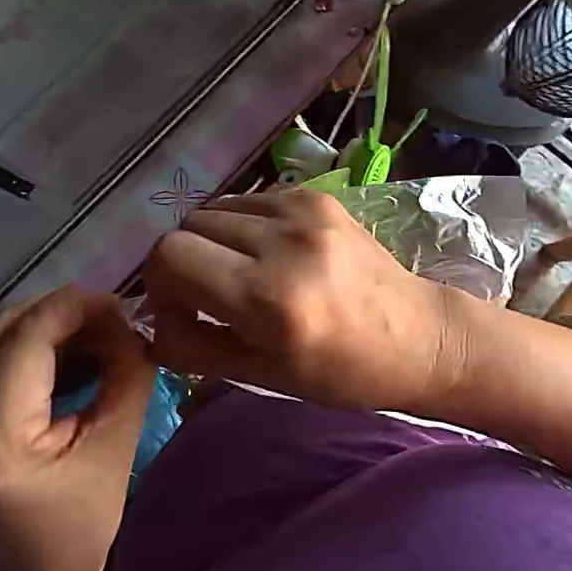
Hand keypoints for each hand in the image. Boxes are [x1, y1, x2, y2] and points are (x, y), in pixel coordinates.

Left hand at [0, 286, 155, 570]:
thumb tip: (127, 321)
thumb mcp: (114, 450)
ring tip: (93, 333)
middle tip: (111, 319)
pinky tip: (63, 352)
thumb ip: (124, 376)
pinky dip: (29, 344)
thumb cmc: (77, 527)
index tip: (119, 304)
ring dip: (47, 325)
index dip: (76, 308)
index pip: (28, 339)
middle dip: (64, 312)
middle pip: (7, 328)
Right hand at [143, 187, 467, 412]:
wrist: (422, 336)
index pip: (170, 257)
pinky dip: (237, 227)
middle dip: (182, 264)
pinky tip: (265, 253)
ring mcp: (300, 210)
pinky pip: (244, 200)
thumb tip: (149, 328)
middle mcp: (283, 243)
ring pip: (211, 209)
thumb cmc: (343, 371)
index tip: (182, 312)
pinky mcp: (313, 194)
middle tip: (206, 295)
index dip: (160, 286)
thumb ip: (193, 348)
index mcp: (269, 299)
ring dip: (209, 242)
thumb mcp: (262, 376)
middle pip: (185, 227)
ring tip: (238, 272)